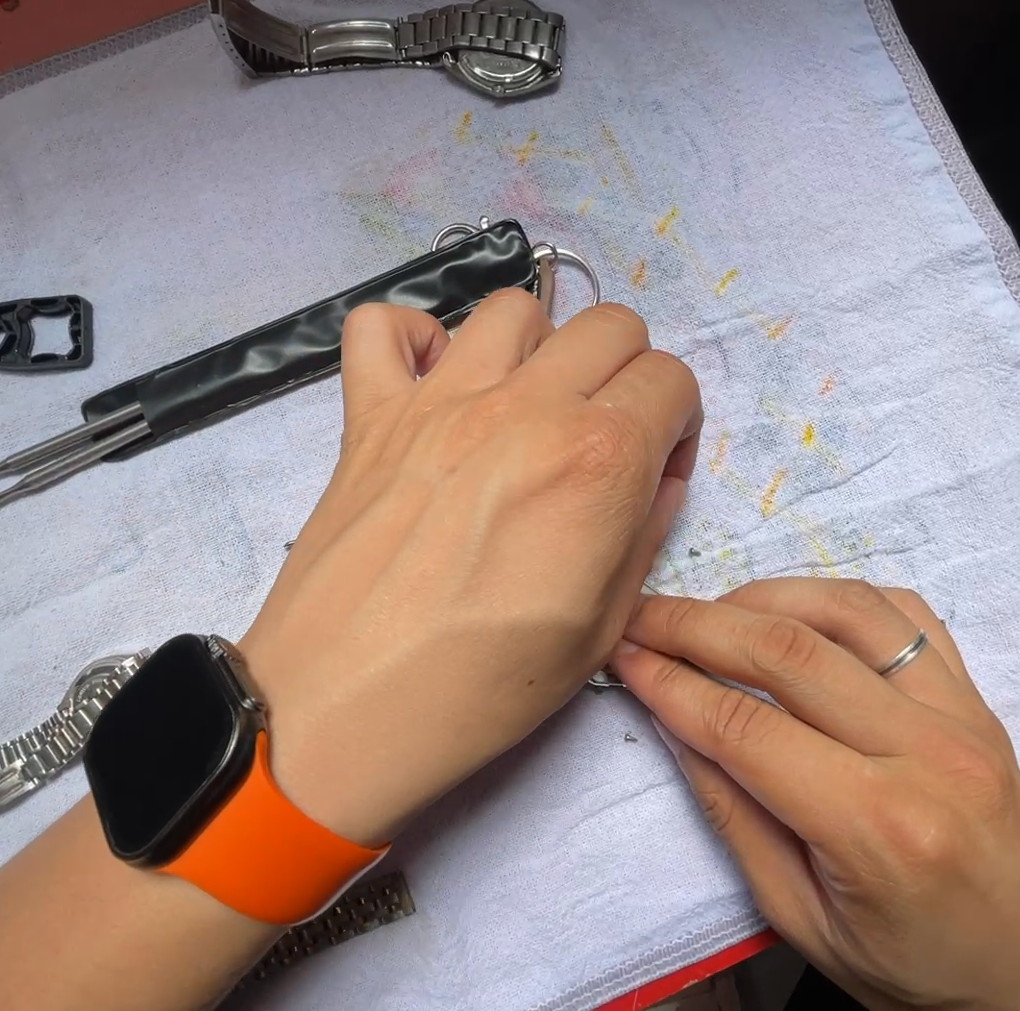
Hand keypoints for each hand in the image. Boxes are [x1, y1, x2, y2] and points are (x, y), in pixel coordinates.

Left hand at [239, 290, 701, 846]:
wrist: (343, 712)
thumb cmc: (482, 688)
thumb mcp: (601, 627)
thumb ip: (644, 531)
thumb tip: (655, 475)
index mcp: (597, 460)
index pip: (671, 380)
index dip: (677, 424)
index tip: (655, 466)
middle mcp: (525, 408)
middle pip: (610, 325)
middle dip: (627, 373)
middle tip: (605, 433)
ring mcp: (438, 401)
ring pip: (513, 308)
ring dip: (538, 348)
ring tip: (525, 406)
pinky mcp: (369, 414)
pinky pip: (383, 327)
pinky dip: (412, 340)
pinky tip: (431, 386)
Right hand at [609, 579, 1019, 1010]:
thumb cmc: (904, 969)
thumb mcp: (794, 915)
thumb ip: (729, 810)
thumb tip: (671, 716)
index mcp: (878, 828)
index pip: (746, 727)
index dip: (671, 682)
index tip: (623, 654)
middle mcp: (929, 754)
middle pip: (789, 652)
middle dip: (697, 625)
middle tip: (643, 616)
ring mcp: (965, 716)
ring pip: (847, 610)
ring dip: (762, 597)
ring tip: (711, 612)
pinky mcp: (978, 699)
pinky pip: (904, 612)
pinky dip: (834, 597)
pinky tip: (794, 612)